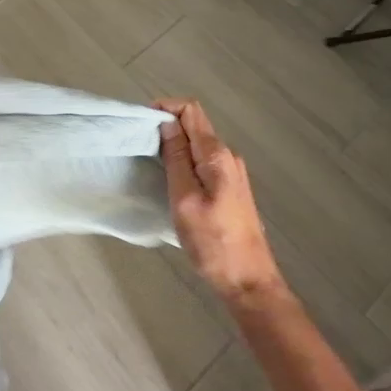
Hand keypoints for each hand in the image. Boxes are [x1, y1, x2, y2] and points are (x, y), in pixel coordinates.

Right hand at [154, 99, 286, 305]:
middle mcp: (228, 157)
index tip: (142, 124)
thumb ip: (176, 159)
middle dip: (167, 126)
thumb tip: (167, 123)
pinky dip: (185, 161)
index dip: (165, 108)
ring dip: (175, 145)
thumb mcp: (185, 200)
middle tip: (140, 145)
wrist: (249, 282)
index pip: (191, 110)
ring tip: (151, 163)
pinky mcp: (230, 189)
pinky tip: (171, 180)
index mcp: (217, 155)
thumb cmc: (213, 242)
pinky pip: (203, 162)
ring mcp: (232, 173)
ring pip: (198, 145)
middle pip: (195, 125)